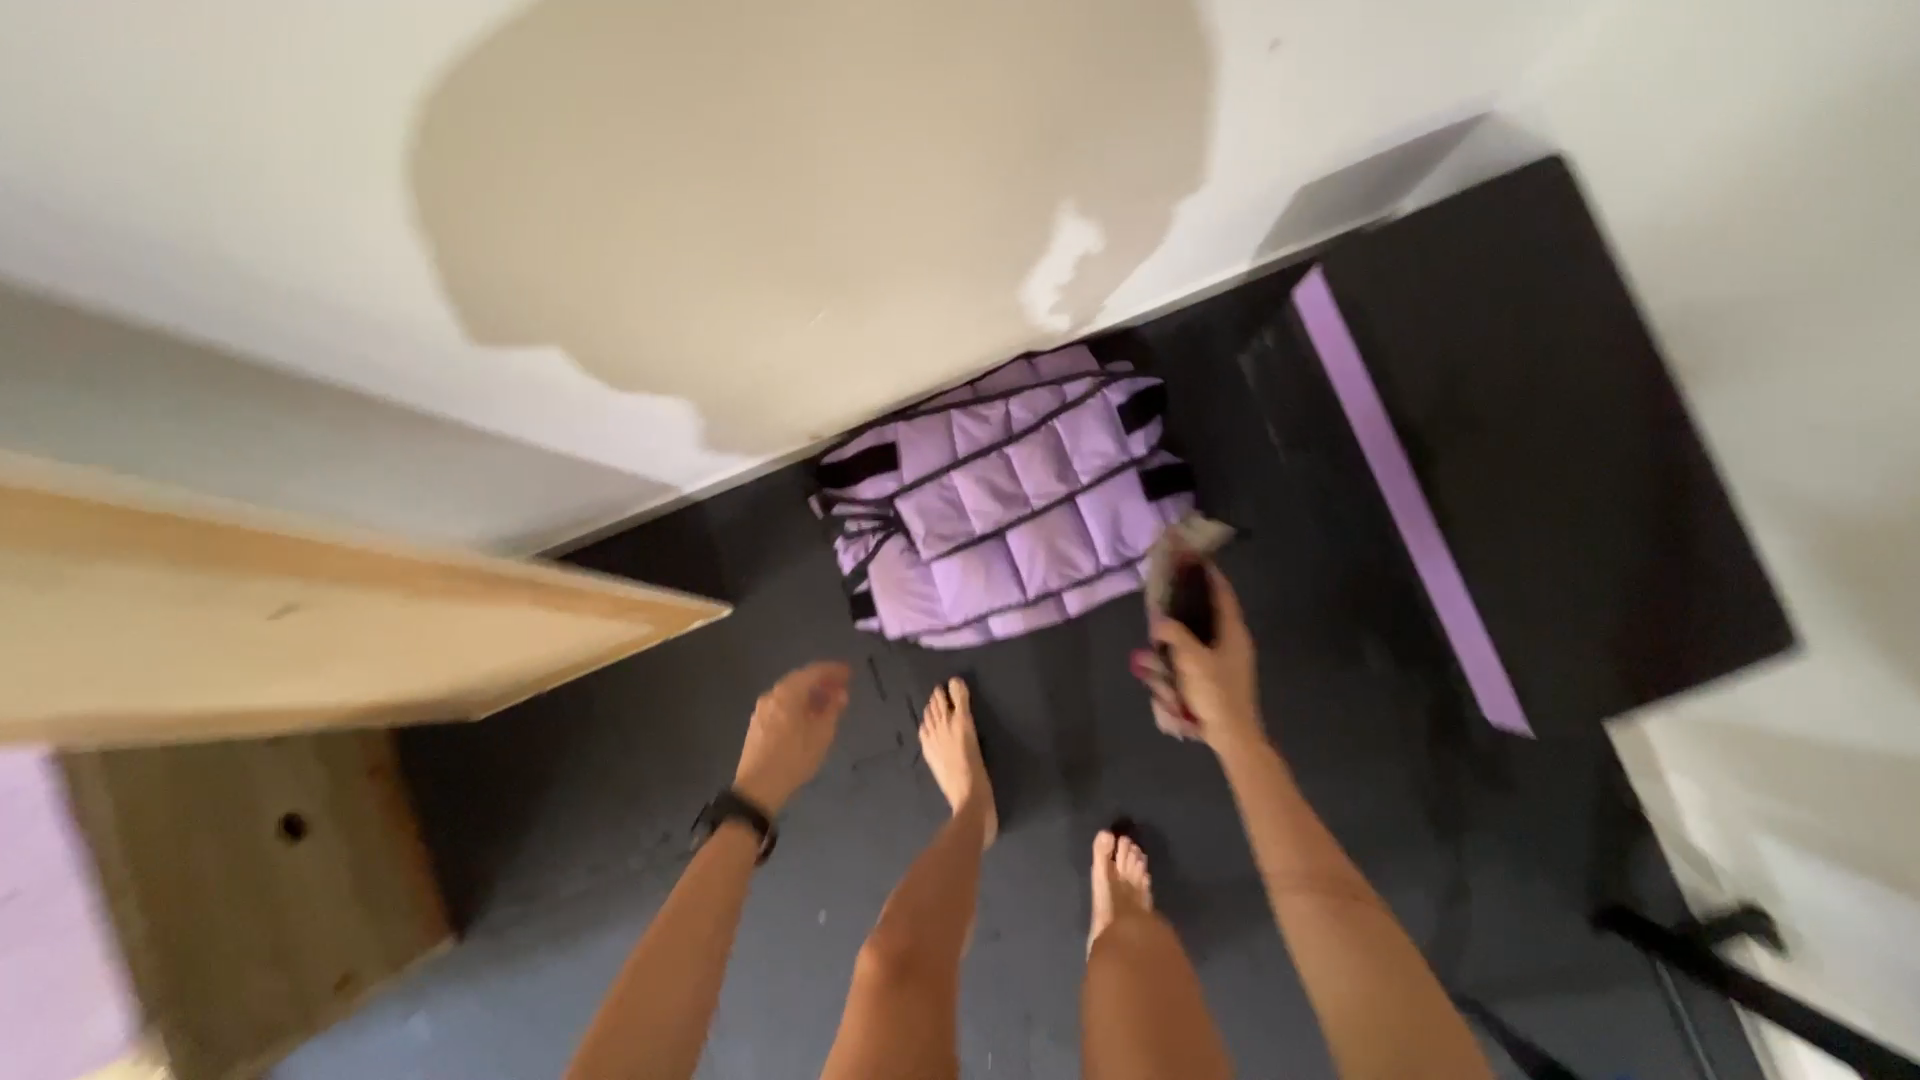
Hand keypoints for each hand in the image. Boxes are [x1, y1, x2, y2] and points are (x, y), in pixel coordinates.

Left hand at [733, 662, 850, 812]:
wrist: (757, 787)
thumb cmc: (794, 758)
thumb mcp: (821, 734)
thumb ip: (833, 709)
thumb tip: (840, 694)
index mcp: (788, 693)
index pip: (813, 671)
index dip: (833, 670)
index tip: (849, 672)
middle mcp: (772, 695)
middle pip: (799, 680)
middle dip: (821, 681)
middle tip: (840, 686)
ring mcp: (762, 710)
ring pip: (790, 693)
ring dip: (810, 694)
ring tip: (827, 702)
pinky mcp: (758, 724)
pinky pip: (782, 705)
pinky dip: (798, 704)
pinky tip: (808, 716)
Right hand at [1150, 561, 1263, 756]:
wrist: (1233, 734)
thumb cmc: (1216, 692)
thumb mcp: (1191, 660)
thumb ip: (1174, 635)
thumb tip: (1159, 622)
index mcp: (1233, 632)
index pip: (1222, 594)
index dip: (1209, 574)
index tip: (1195, 557)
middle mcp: (1234, 641)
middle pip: (1212, 611)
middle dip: (1192, 598)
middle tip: (1172, 588)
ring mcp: (1228, 659)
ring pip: (1204, 632)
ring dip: (1185, 625)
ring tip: (1164, 621)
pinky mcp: (1219, 675)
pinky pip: (1199, 651)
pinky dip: (1184, 647)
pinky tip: (1166, 653)